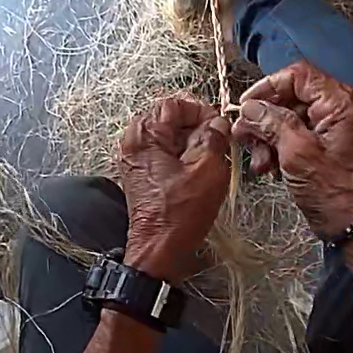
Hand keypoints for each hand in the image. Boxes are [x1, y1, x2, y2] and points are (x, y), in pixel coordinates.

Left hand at [118, 96, 232, 282]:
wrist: (160, 248)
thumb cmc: (179, 214)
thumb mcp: (207, 169)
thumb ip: (214, 138)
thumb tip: (218, 123)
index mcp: (144, 136)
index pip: (173, 104)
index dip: (200, 110)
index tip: (218, 124)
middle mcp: (134, 144)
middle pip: (169, 120)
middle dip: (196, 128)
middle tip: (217, 142)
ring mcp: (136, 160)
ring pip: (168, 138)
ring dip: (191, 143)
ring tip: (210, 159)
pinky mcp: (142, 175)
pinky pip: (164, 154)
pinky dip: (182, 157)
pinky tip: (197, 172)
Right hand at [231, 61, 352, 237]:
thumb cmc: (332, 191)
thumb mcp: (296, 153)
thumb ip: (272, 122)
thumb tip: (249, 107)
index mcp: (343, 102)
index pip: (298, 75)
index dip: (267, 88)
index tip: (244, 107)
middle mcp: (344, 107)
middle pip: (292, 97)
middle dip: (264, 119)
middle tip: (243, 138)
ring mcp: (339, 125)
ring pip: (291, 116)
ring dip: (268, 136)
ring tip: (258, 161)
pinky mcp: (332, 142)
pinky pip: (300, 133)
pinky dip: (280, 146)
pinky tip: (268, 166)